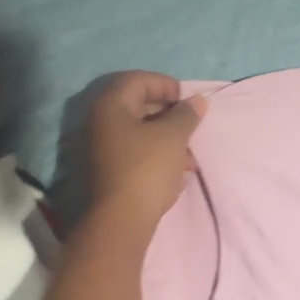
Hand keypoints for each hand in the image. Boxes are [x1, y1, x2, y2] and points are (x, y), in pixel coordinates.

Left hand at [81, 71, 206, 227]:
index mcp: (111, 104)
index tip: (190, 101)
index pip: (139, 80)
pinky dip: (158, 158)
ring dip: (168, 142)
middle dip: (170, 117)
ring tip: (190, 160)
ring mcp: (103, 148)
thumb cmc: (146, 170)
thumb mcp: (172, 138)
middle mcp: (101, 121)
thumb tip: (198, 101)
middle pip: (139, 107)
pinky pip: (137, 155)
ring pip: (140, 135)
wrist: (121, 220)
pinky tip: (177, 174)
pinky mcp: (110, 172)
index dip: (167, 85)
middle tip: (193, 130)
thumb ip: (186, 116)